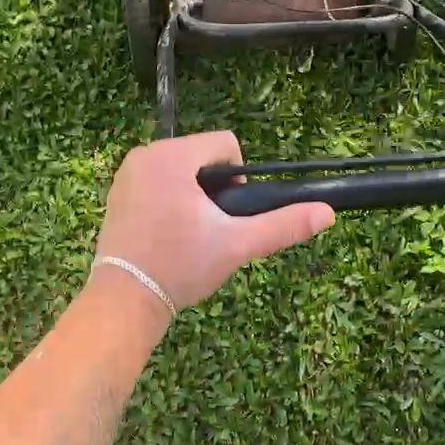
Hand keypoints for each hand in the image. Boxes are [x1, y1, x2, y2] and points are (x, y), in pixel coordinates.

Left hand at [94, 131, 335, 311]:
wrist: (125, 300)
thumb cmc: (181, 266)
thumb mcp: (237, 244)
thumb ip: (283, 225)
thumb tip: (327, 213)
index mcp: (172, 156)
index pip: (225, 144)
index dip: (238, 178)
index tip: (228, 215)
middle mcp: (144, 155)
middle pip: (201, 158)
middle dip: (214, 189)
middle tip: (210, 230)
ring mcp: (126, 175)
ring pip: (180, 172)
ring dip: (192, 196)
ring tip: (189, 236)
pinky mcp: (116, 195)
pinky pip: (156, 184)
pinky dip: (168, 202)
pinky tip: (167, 237)